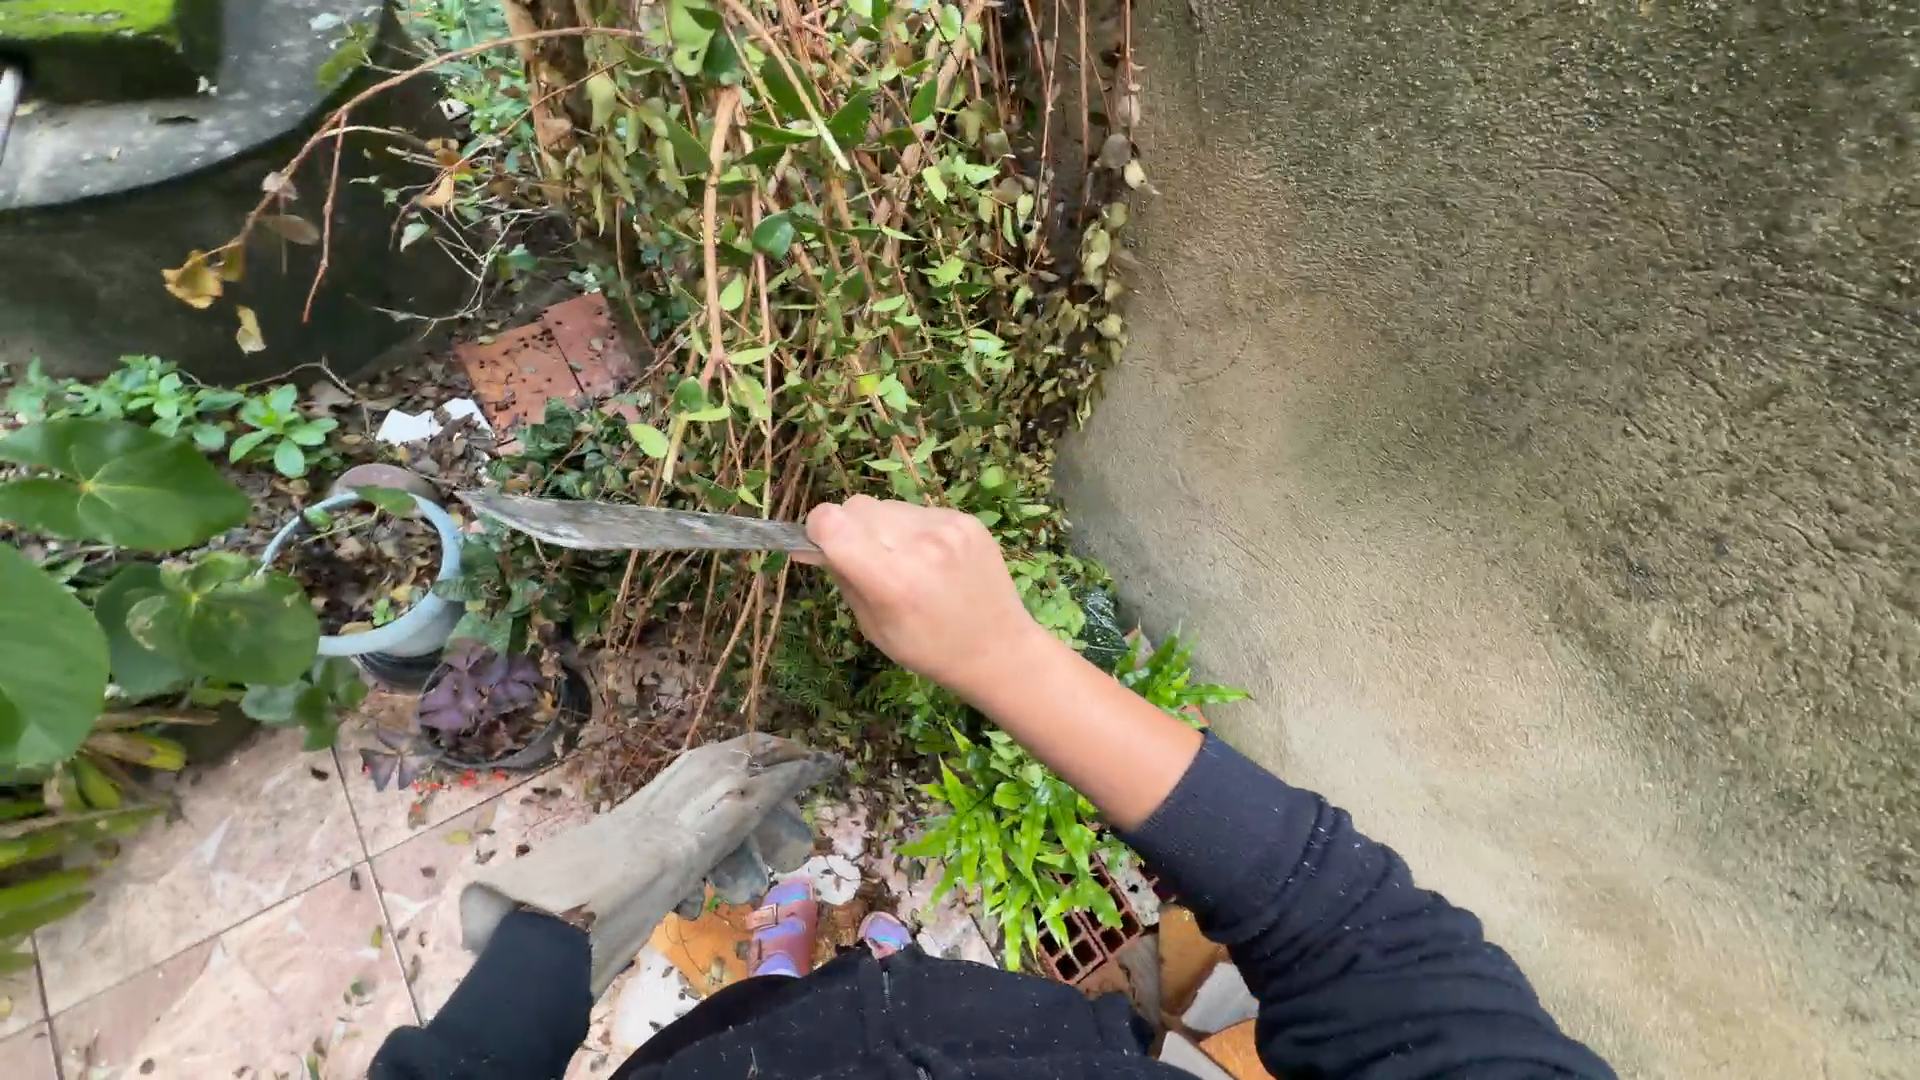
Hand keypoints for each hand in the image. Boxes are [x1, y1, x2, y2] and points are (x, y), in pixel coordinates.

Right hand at [801, 496, 1049, 699]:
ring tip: (905, 562)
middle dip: (850, 529)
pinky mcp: (966, 520)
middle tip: (867, 559)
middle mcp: (918, 545)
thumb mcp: (873, 626)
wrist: (997, 648)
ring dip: (883, 528)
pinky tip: (931, 559)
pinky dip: (914, 529)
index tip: (825, 546)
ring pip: (887, 506)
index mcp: (891, 579)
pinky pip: (918, 511)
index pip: (831, 521)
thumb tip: (808, 544)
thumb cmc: (928, 648)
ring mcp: (947, 528)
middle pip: (856, 507)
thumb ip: (843, 577)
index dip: (819, 529)